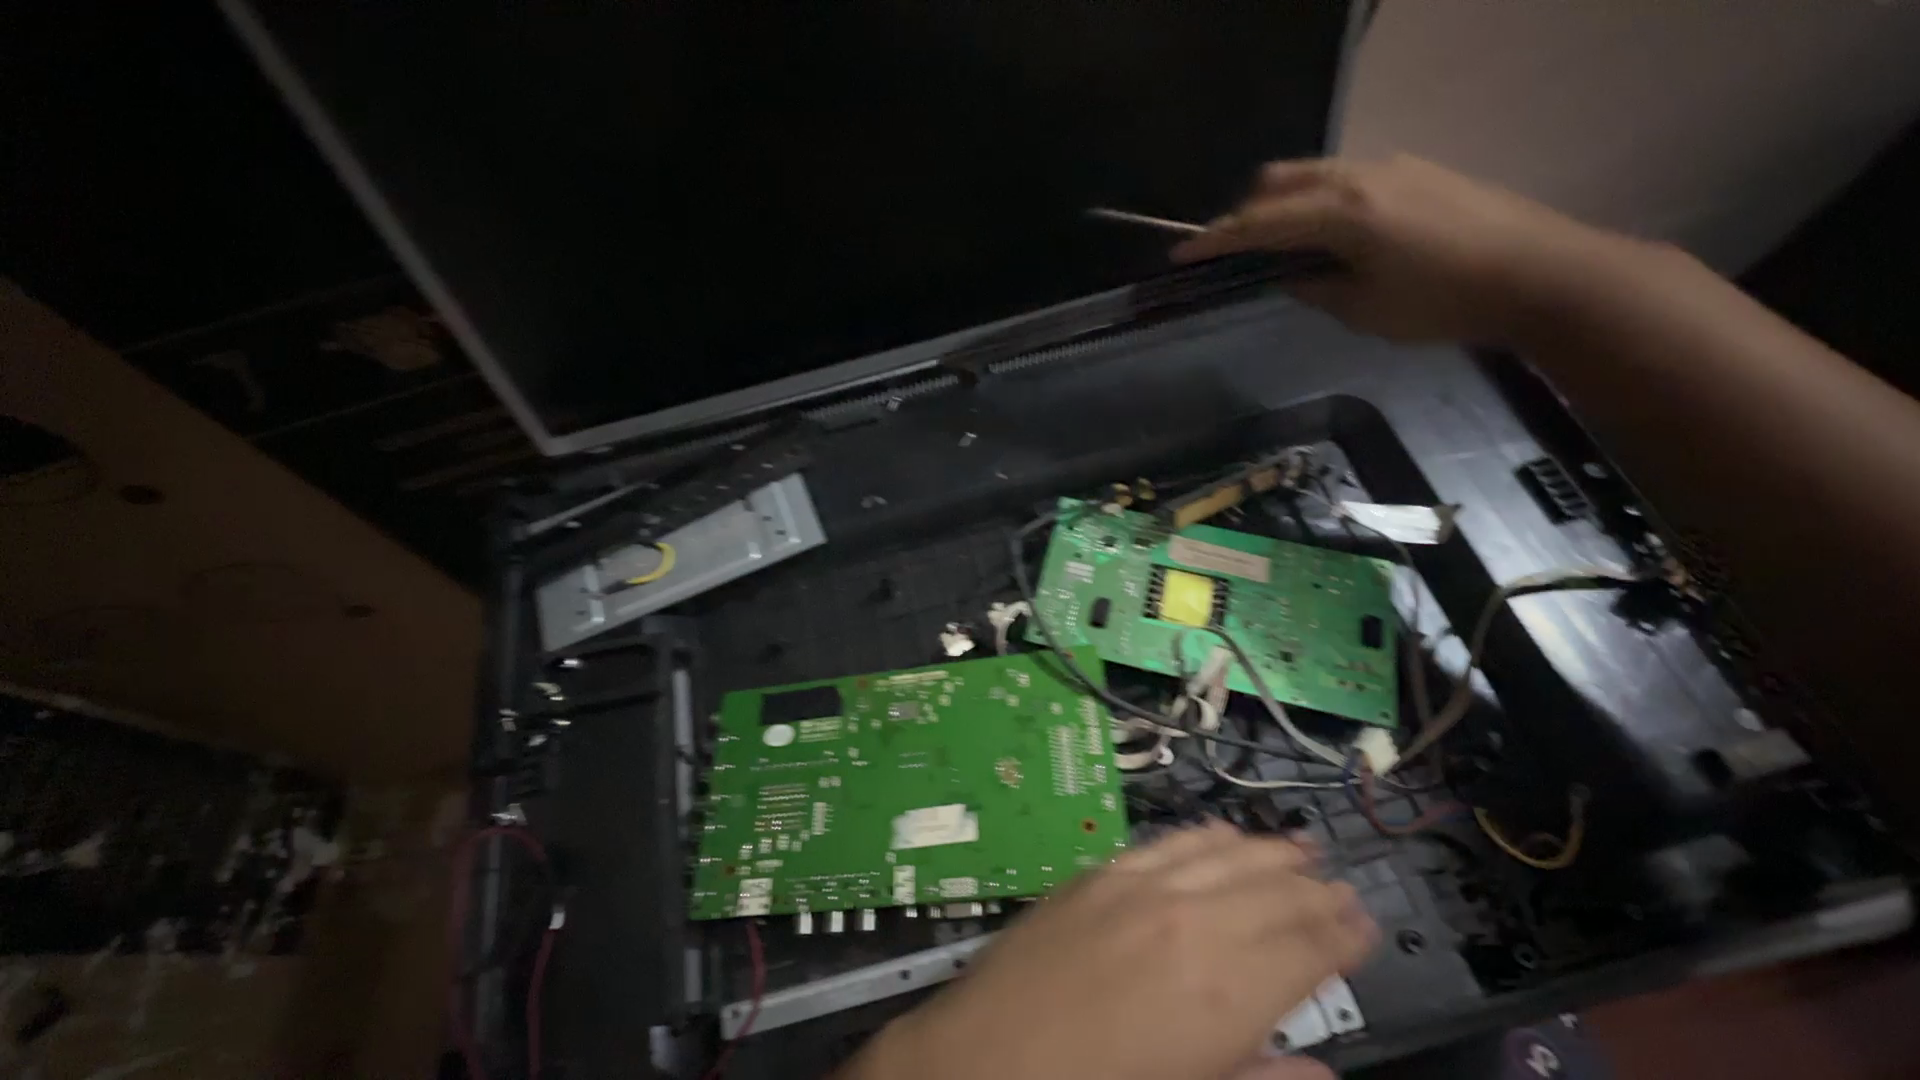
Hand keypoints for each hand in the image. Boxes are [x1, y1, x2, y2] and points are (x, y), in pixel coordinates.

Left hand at [843, 823, 1374, 1079]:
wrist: (982, 1060)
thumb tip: (1321, 1074)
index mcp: (1227, 990)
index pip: (1309, 949)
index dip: (1344, 934)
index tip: (1366, 924)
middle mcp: (1193, 922)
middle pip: (1276, 894)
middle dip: (1318, 891)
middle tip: (1345, 887)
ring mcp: (1141, 889)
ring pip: (1227, 855)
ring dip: (1271, 852)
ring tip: (1303, 849)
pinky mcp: (1099, 874)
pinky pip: (1168, 842)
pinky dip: (1206, 836)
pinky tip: (1223, 834)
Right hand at [1171, 155, 1637, 344]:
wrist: (1541, 273)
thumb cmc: (1443, 303)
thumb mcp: (1365, 311)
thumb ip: (1317, 289)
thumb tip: (1295, 276)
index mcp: (1341, 213)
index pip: (1258, 224)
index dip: (1214, 241)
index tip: (1179, 254)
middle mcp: (1359, 177)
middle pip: (1279, 181)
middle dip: (1245, 214)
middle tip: (1231, 252)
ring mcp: (1391, 167)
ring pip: (1313, 172)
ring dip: (1283, 203)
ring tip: (1280, 245)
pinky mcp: (1416, 172)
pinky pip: (1345, 177)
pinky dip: (1319, 200)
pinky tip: (1333, 235)